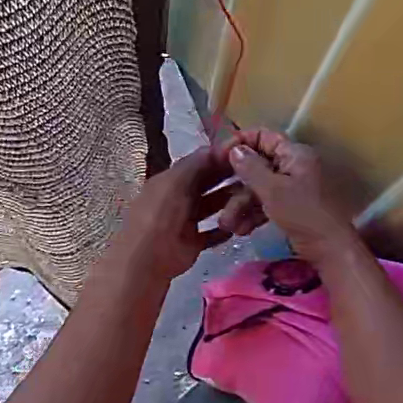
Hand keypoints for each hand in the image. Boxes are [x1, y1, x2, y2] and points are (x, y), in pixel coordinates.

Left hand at [107, 148, 246, 282]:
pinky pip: (213, 233)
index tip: (243, 154)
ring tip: (250, 199)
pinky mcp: (193, 242)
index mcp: (170, 180)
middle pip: (207, 184)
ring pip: (212, 207)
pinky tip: (239, 225)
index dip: (219, 158)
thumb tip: (221, 145)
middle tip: (253, 174)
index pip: (198, 164)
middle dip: (227, 178)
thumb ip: (197, 163)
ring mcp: (185, 221)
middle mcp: (178, 198)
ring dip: (229, 203)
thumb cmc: (161, 213)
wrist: (148, 258)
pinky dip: (225, 230)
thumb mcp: (176, 181)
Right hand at [225, 129, 361, 264]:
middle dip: (236, 186)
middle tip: (218, 199)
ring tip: (228, 224)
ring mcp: (290, 188)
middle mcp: (292, 166)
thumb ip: (251, 168)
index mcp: (294, 154)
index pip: (263, 136)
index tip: (219, 157)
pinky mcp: (288, 208)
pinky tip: (240, 230)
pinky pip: (264, 204)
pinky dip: (252, 215)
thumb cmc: (303, 213)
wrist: (329, 249)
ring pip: (257, 188)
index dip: (240, 143)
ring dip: (240, 205)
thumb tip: (234, 149)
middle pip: (256, 166)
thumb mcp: (273, 190)